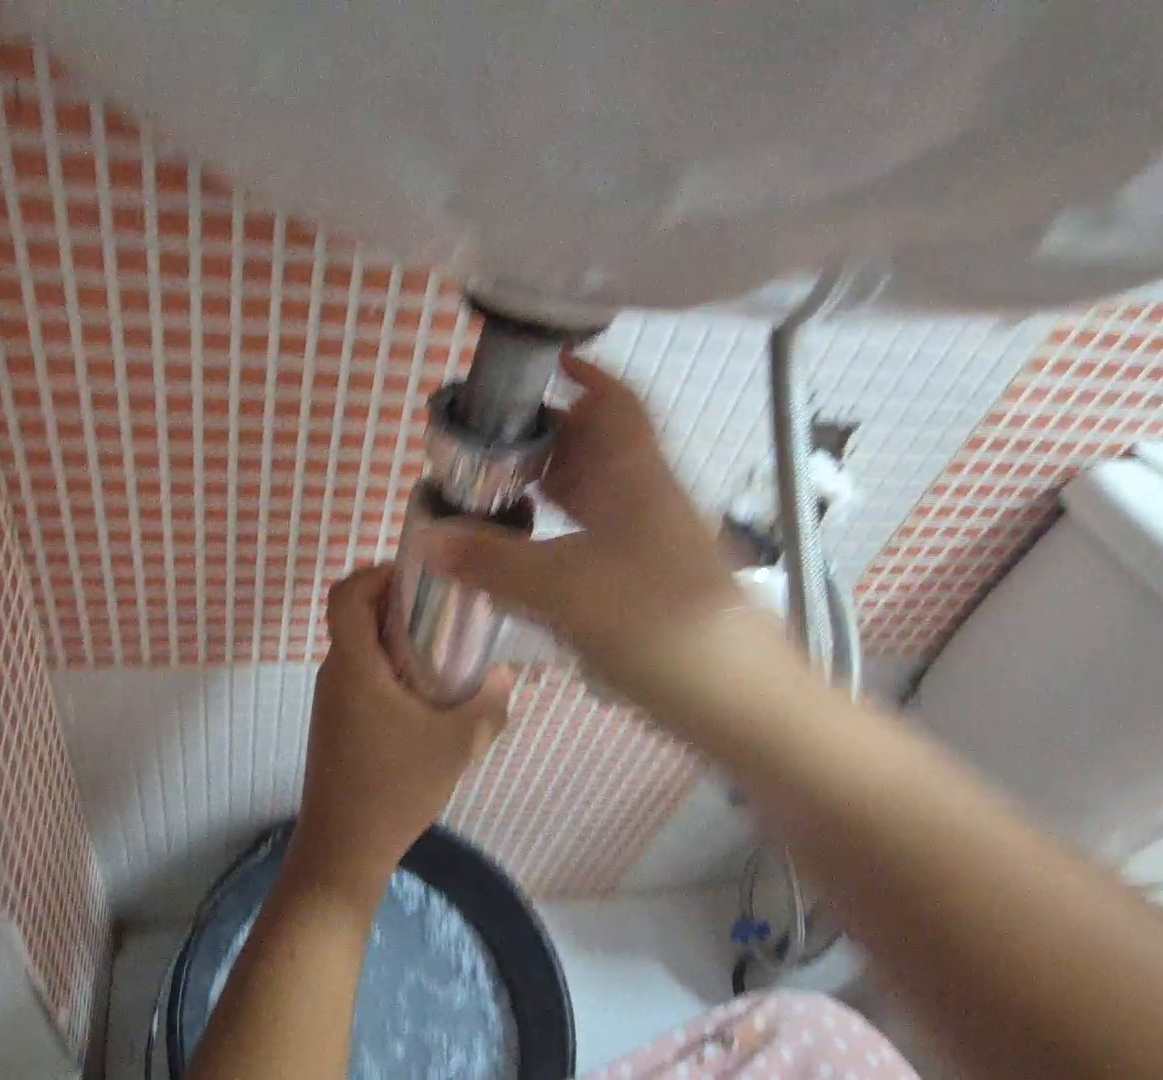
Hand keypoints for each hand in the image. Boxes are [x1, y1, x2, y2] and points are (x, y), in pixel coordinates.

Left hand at [290, 566, 513, 893]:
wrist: (343, 848)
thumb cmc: (395, 788)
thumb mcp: (457, 745)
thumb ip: (488, 704)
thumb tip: (507, 673)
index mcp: (354, 665)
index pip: (346, 592)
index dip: (378, 572)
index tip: (421, 578)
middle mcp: (334, 673)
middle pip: (356, 616)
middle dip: (400, 605)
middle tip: (447, 612)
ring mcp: (331, 700)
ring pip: (360, 648)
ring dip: (396, 640)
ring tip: (444, 653)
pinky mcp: (335, 723)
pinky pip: (360, 676)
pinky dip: (389, 669)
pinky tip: (426, 698)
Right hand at [423, 356, 779, 710]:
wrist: (734, 697)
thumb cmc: (654, 623)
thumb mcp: (562, 590)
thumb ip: (491, 563)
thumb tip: (428, 539)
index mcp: (637, 478)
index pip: (618, 405)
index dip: (586, 376)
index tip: (545, 364)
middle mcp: (649, 498)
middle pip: (600, 446)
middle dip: (549, 435)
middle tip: (494, 439)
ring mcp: (652, 539)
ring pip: (598, 492)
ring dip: (554, 484)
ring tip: (501, 487)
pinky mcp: (648, 578)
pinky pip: (597, 534)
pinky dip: (561, 528)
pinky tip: (531, 548)